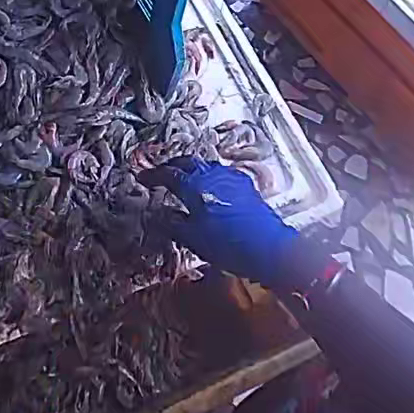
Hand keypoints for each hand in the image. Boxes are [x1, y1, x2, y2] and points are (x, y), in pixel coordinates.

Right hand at [141, 157, 328, 292]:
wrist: (269, 250)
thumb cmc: (228, 245)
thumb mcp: (192, 238)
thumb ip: (172, 223)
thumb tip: (159, 215)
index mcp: (194, 185)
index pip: (168, 174)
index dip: (153, 175)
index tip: (143, 178)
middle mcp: (212, 175)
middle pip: (187, 162)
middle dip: (172, 166)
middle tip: (161, 174)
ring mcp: (230, 178)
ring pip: (204, 166)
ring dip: (190, 169)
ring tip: (183, 179)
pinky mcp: (244, 185)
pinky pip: (219, 173)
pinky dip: (207, 176)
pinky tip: (208, 187)